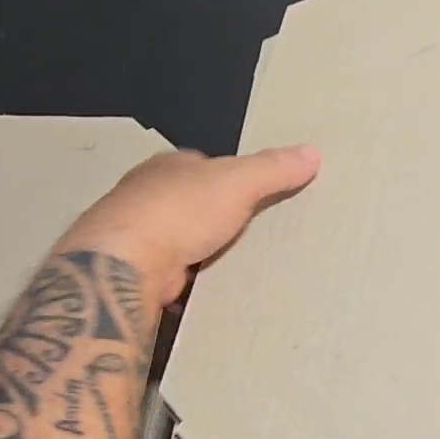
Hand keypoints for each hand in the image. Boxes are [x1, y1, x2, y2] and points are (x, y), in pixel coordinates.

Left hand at [55, 145, 320, 306]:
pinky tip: (204, 287)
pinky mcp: (132, 267)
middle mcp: (144, 193)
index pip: (204, 165)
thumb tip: (313, 151)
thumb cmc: (181, 212)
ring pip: (176, 235)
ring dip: (197, 247)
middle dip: (212, 214)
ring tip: (232, 262)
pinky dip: (184, 276)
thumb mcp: (239, 182)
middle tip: (249, 233)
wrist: (126, 263)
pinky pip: (168, 269)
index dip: (229, 177)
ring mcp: (134, 231)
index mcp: (169, 166)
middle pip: (189, 199)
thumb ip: (274, 169)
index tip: (253, 195)